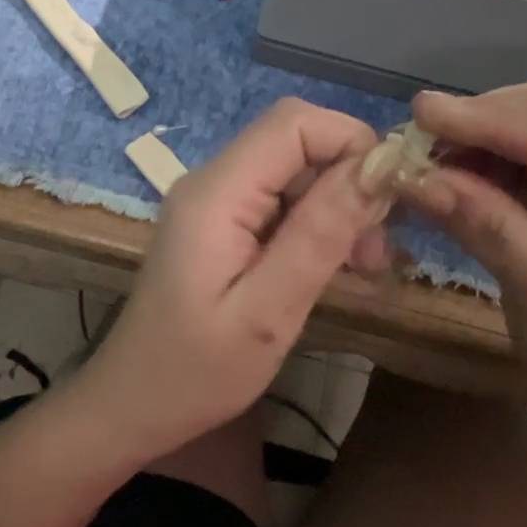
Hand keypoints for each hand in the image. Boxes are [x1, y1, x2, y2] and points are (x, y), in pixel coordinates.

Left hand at [72, 99, 390, 460]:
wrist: (134, 404)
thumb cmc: (196, 372)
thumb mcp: (268, 312)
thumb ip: (320, 235)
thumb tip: (379, 168)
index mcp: (215, 193)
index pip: (293, 122)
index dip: (352, 143)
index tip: (393, 198)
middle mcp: (212, 182)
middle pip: (296, 142)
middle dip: (350, 179)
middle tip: (380, 249)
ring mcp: (214, 202)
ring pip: (294, 171)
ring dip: (339, 205)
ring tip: (366, 264)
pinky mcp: (221, 225)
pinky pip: (279, 201)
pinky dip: (317, 223)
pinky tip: (336, 265)